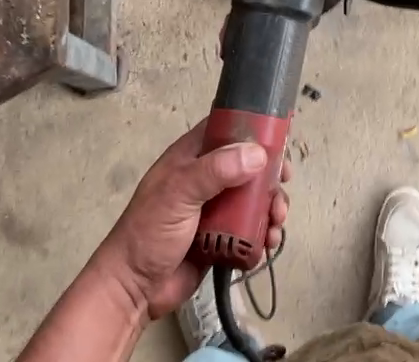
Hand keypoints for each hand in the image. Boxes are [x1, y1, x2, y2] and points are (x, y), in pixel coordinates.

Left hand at [87, 122, 291, 320]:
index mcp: (192, 157)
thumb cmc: (149, 232)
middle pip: (249, 164)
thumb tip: (259, 154)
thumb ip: (216, 170)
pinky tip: (269, 242)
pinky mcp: (222, 237)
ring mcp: (215, 208)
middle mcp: (207, 178)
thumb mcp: (179, 193)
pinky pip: (251, 227)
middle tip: (285, 183)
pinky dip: (264, 231)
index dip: (255, 127)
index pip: (227, 128)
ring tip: (276, 222)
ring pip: (254, 197)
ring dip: (271, 206)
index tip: (282, 136)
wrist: (133, 291)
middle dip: (271, 173)